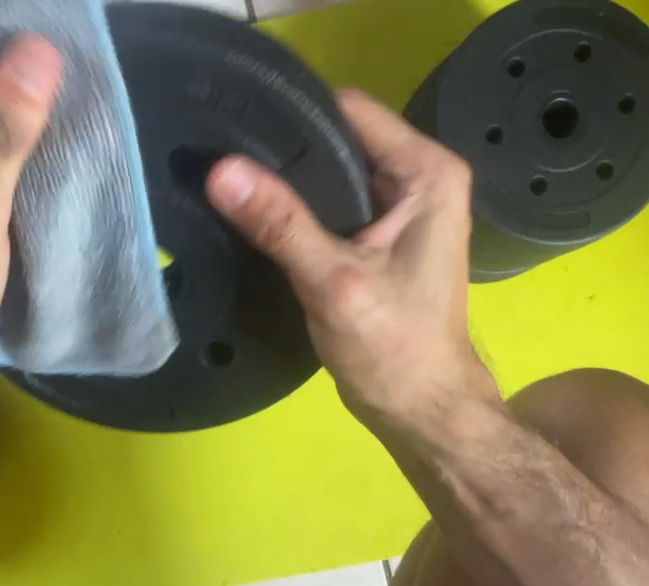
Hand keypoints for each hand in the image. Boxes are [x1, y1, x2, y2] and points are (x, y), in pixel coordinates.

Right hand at [205, 90, 499, 437]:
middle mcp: (419, 180)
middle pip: (338, 142)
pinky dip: (298, 218)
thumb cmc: (392, 349)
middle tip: (225, 171)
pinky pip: (331, 211)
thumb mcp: (332, 282)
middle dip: (285, 155)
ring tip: (233, 194)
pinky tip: (260, 226)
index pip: (349, 112)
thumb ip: (281, 224)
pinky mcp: (378, 242)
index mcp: (426, 173)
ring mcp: (398, 212)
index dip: (292, 119)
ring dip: (288, 189)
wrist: (420, 409)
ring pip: (330, 178)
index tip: (235, 136)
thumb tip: (221, 171)